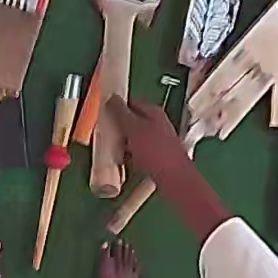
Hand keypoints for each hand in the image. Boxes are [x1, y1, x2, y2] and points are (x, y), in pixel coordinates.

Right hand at [106, 97, 233, 244]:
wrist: (174, 179)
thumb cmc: (155, 151)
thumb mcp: (133, 128)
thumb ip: (121, 113)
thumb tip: (112, 98)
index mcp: (153, 112)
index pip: (131, 102)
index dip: (116, 107)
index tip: (104, 114)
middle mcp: (157, 124)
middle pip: (132, 120)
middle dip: (118, 127)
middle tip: (106, 133)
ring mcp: (158, 140)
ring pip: (134, 137)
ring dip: (123, 143)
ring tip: (113, 149)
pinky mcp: (157, 155)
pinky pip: (138, 151)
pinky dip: (130, 155)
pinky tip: (124, 162)